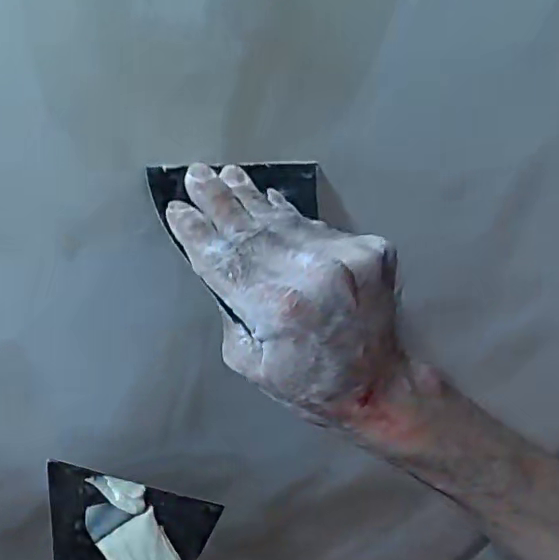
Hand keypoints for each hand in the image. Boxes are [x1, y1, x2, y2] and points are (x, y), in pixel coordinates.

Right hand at [165, 163, 407, 426]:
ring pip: (283, 220)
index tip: (177, 210)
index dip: (196, 232)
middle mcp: (313, 274)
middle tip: (195, 175)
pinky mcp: (368, 250)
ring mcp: (345, 257)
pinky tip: (266, 196)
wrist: (380, 385)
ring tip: (226, 176)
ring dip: (250, 197)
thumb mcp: (249, 364)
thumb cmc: (310, 385)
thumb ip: (231, 314)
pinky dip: (287, 212)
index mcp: (278, 307)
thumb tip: (225, 273)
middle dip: (218, 200)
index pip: (224, 258)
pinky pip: (314, 226)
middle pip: (250, 229)